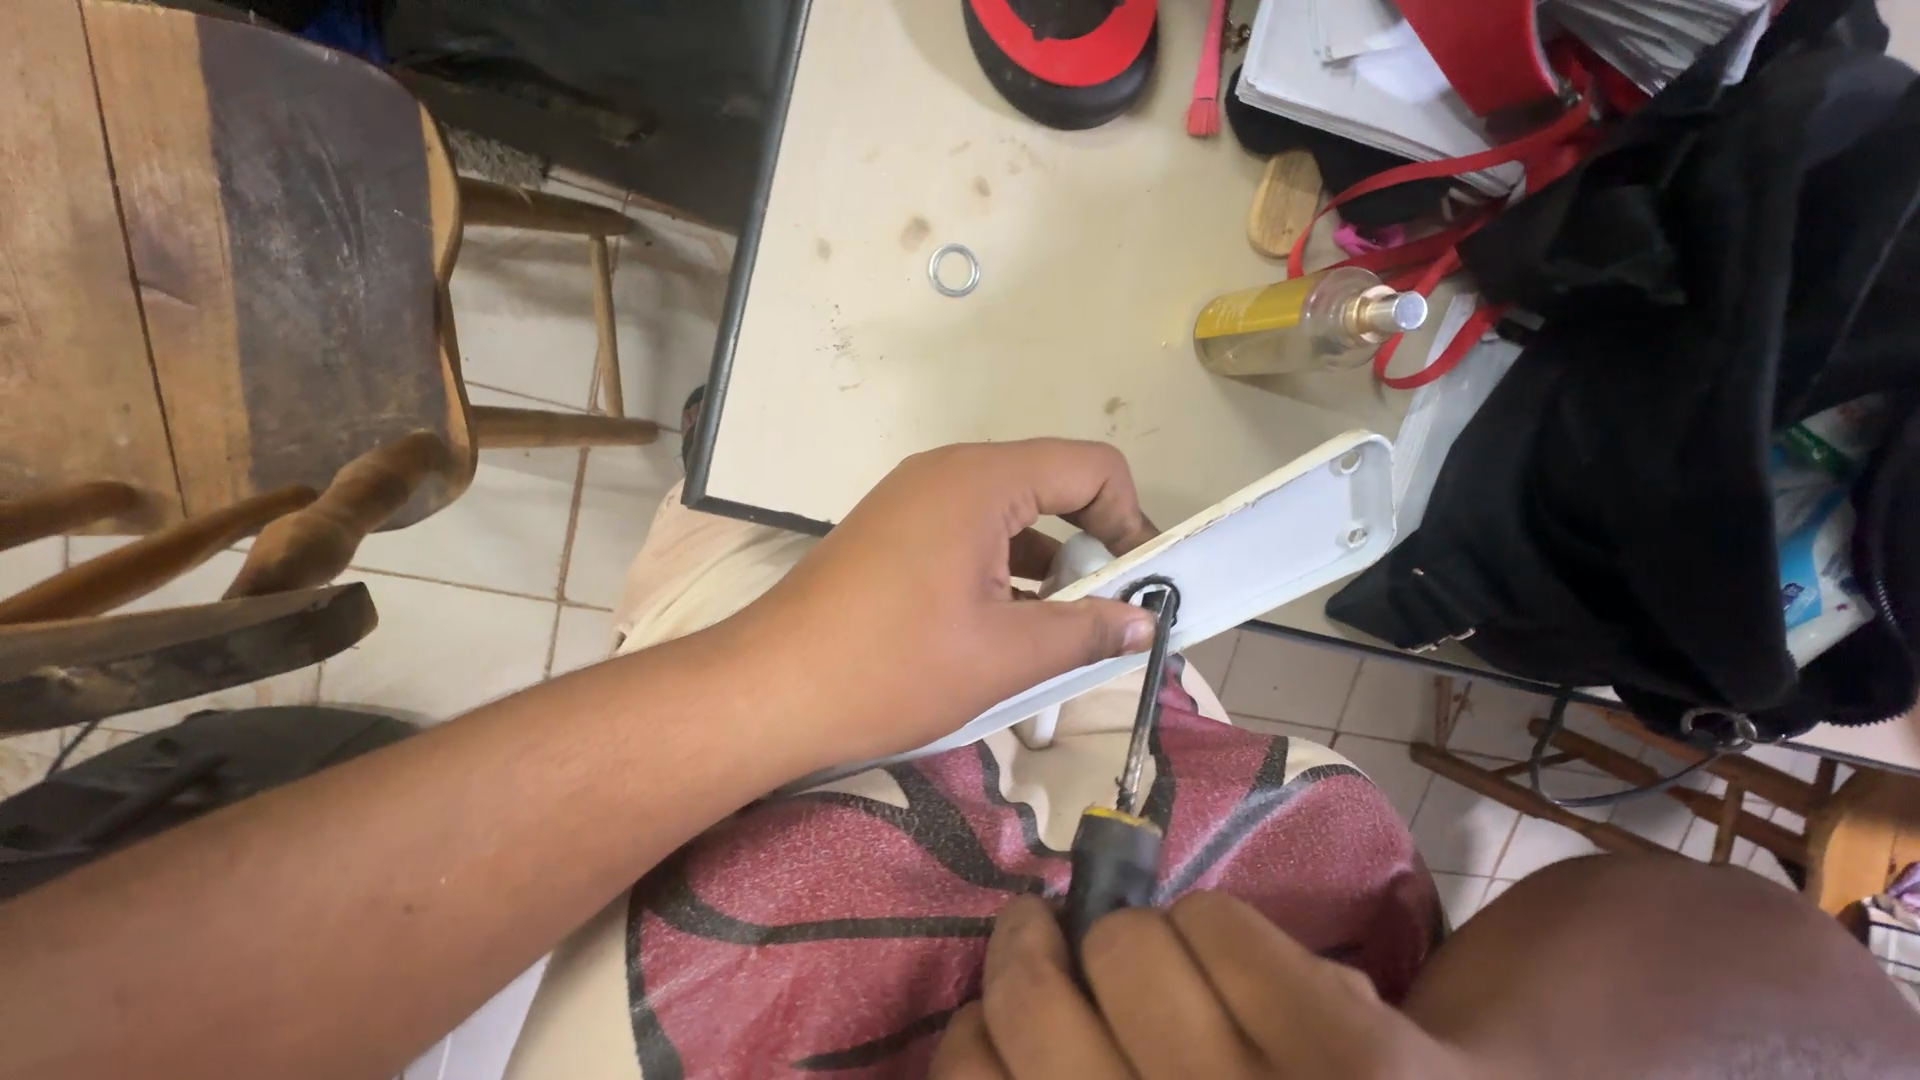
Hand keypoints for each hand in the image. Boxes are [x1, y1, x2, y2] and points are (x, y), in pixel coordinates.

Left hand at [724, 439, 1160, 770]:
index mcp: (981, 480)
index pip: (1091, 466)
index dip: (1131, 519)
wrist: (768, 690)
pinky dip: (1003, 571)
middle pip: (1051, 485)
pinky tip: (1007, 629)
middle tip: (1106, 612)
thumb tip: (1145, 623)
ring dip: (1048, 566)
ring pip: (1010, 515)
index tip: (1141, 582)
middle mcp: (948, 472)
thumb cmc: (892, 667)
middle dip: (1092, 546)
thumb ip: (1085, 631)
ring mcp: (913, 499)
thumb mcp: (1004, 656)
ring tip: (1060, 633)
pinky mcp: (893, 532)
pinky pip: (970, 534)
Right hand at [930, 893, 1475, 1078]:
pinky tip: (1243, 968)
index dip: (972, 1038)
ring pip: (1126, 945)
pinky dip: (1214, 925)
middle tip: (1040, 930)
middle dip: (1028, 947)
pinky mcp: (1362, 1060)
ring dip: (1132, 937)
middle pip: (1037, 998)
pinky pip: (1218, 925)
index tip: (990, 1013)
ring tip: (1158, 961)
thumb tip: (988, 1029)